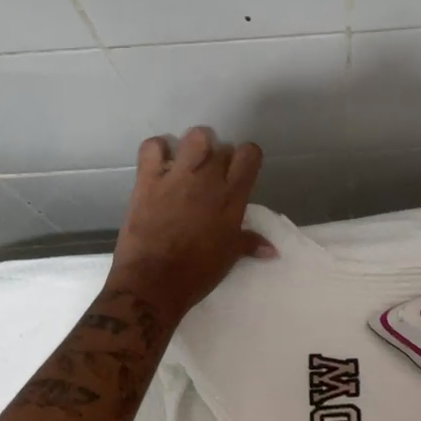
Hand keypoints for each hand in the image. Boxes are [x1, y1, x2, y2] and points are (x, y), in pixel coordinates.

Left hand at [109, 127, 274, 318]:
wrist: (153, 283)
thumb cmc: (197, 273)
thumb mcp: (229, 256)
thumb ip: (250, 243)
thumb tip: (273, 250)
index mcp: (233, 197)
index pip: (249, 154)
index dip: (245, 159)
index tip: (238, 172)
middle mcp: (208, 179)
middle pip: (222, 147)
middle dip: (219, 159)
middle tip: (210, 179)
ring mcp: (177, 176)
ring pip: (195, 137)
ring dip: (194, 147)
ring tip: (188, 164)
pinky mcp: (148, 179)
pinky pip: (153, 147)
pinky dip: (158, 150)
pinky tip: (159, 165)